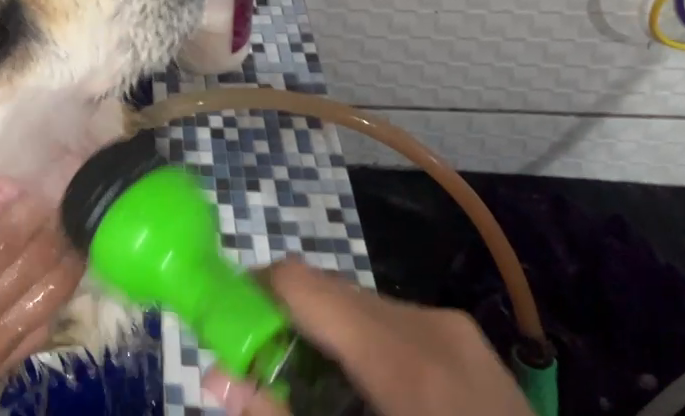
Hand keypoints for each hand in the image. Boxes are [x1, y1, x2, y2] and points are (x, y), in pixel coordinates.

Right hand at [204, 258, 532, 415]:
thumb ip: (279, 413)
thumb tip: (214, 376)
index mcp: (403, 359)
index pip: (300, 282)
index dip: (251, 292)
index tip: (226, 326)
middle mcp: (428, 324)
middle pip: (326, 290)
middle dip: (285, 320)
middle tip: (263, 367)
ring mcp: (455, 329)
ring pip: (358, 304)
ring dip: (325, 333)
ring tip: (320, 386)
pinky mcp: (470, 342)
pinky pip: (394, 321)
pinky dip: (363, 342)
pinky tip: (366, 390)